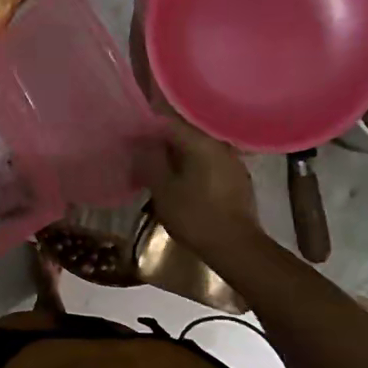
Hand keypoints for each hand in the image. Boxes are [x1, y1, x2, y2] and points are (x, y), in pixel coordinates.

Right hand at [132, 107, 261, 256]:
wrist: (235, 246)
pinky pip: (208, 161)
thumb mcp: (162, 188)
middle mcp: (220, 145)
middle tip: (141, 148)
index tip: (130, 133)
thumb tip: (141, 141)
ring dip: (178, 152)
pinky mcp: (237, 177)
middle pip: (185, 132)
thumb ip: (150, 160)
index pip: (168, 121)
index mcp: (201, 143)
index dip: (146, 125)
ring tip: (158, 162)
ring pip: (198, 147)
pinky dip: (192, 163)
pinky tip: (181, 176)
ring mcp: (232, 161)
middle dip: (162, 138)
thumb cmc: (194, 215)